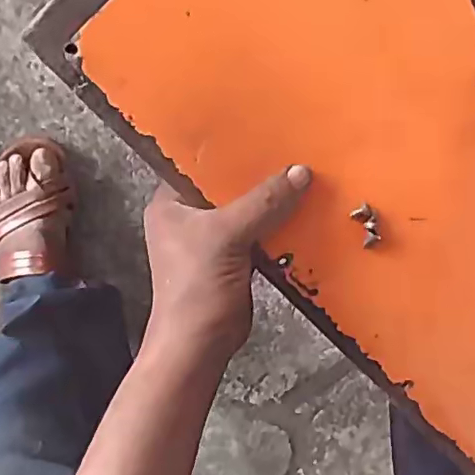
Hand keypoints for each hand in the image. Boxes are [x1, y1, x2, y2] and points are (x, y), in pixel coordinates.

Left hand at [143, 166, 310, 358]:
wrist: (199, 344)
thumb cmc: (196, 288)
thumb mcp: (226, 235)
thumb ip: (262, 202)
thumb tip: (300, 172)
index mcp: (171, 203)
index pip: (198, 163)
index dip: (228, 148)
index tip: (261, 129)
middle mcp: (188, 217)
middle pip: (227, 187)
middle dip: (257, 174)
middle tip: (290, 148)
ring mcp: (212, 240)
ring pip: (246, 211)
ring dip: (271, 201)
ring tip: (303, 173)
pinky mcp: (233, 259)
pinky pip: (258, 234)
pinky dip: (277, 226)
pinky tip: (303, 210)